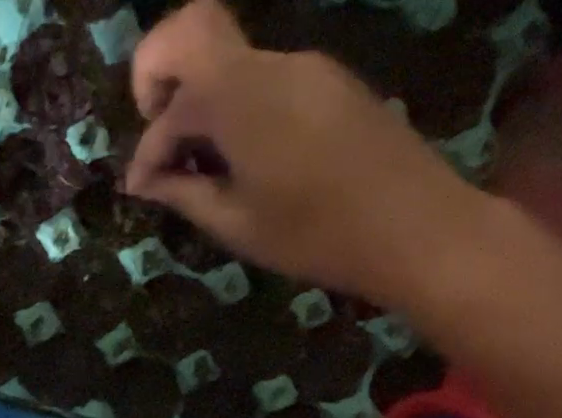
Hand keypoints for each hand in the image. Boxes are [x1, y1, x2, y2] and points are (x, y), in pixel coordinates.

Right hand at [122, 0, 488, 305]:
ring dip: (206, 105)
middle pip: (195, 38)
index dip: (147, 146)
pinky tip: (248, 162)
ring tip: (206, 169)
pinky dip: (241, 111)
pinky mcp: (332, 83)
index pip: (170, 101)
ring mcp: (307, 68)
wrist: (419, 227)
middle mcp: (271, 64)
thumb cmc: (317, 235)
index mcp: (238, 96)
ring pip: (233, 63)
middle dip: (162, 82)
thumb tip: (148, 180)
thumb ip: (183, 192)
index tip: (143, 189)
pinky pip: (267, 81)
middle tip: (164, 142)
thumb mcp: (237, 224)